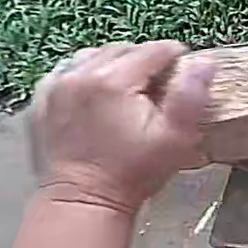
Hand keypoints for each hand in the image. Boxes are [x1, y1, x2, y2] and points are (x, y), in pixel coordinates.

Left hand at [27, 41, 216, 213]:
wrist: (84, 198)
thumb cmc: (137, 168)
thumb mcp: (178, 135)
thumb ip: (192, 94)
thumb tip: (205, 62)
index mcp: (113, 81)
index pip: (153, 50)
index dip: (178, 55)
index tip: (190, 69)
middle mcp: (79, 75)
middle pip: (122, 49)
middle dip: (148, 58)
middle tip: (166, 81)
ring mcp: (54, 87)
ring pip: (93, 56)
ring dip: (118, 63)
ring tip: (135, 84)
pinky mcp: (42, 101)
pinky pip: (67, 71)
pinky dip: (88, 73)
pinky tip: (101, 92)